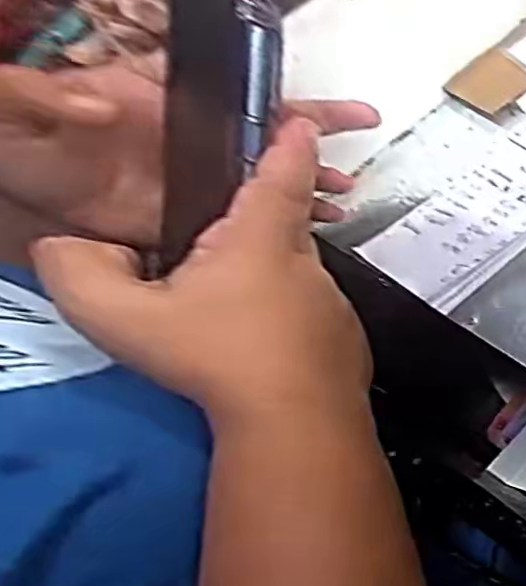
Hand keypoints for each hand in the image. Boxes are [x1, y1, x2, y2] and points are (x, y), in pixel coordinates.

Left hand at [0, 61, 374, 244]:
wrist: (29, 194)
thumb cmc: (19, 141)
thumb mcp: (15, 104)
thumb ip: (42, 94)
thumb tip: (92, 101)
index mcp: (151, 100)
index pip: (219, 85)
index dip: (263, 84)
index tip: (301, 90)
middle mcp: (193, 138)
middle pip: (265, 127)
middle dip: (313, 126)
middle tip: (358, 120)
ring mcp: (208, 178)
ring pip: (275, 173)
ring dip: (313, 177)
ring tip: (342, 182)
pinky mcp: (214, 216)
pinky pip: (267, 218)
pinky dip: (298, 221)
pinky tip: (320, 221)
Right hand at [32, 119, 372, 425]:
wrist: (300, 422)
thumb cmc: (216, 360)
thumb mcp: (108, 306)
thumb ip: (79, 262)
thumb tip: (98, 253)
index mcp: (262, 247)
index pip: (277, 183)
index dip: (288, 150)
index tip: (306, 126)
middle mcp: (312, 273)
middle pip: (273, 237)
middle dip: (237, 239)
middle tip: (198, 269)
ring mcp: (339, 311)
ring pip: (290, 282)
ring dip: (256, 289)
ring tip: (221, 323)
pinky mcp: (350, 343)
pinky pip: (308, 318)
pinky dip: (280, 324)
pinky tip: (254, 349)